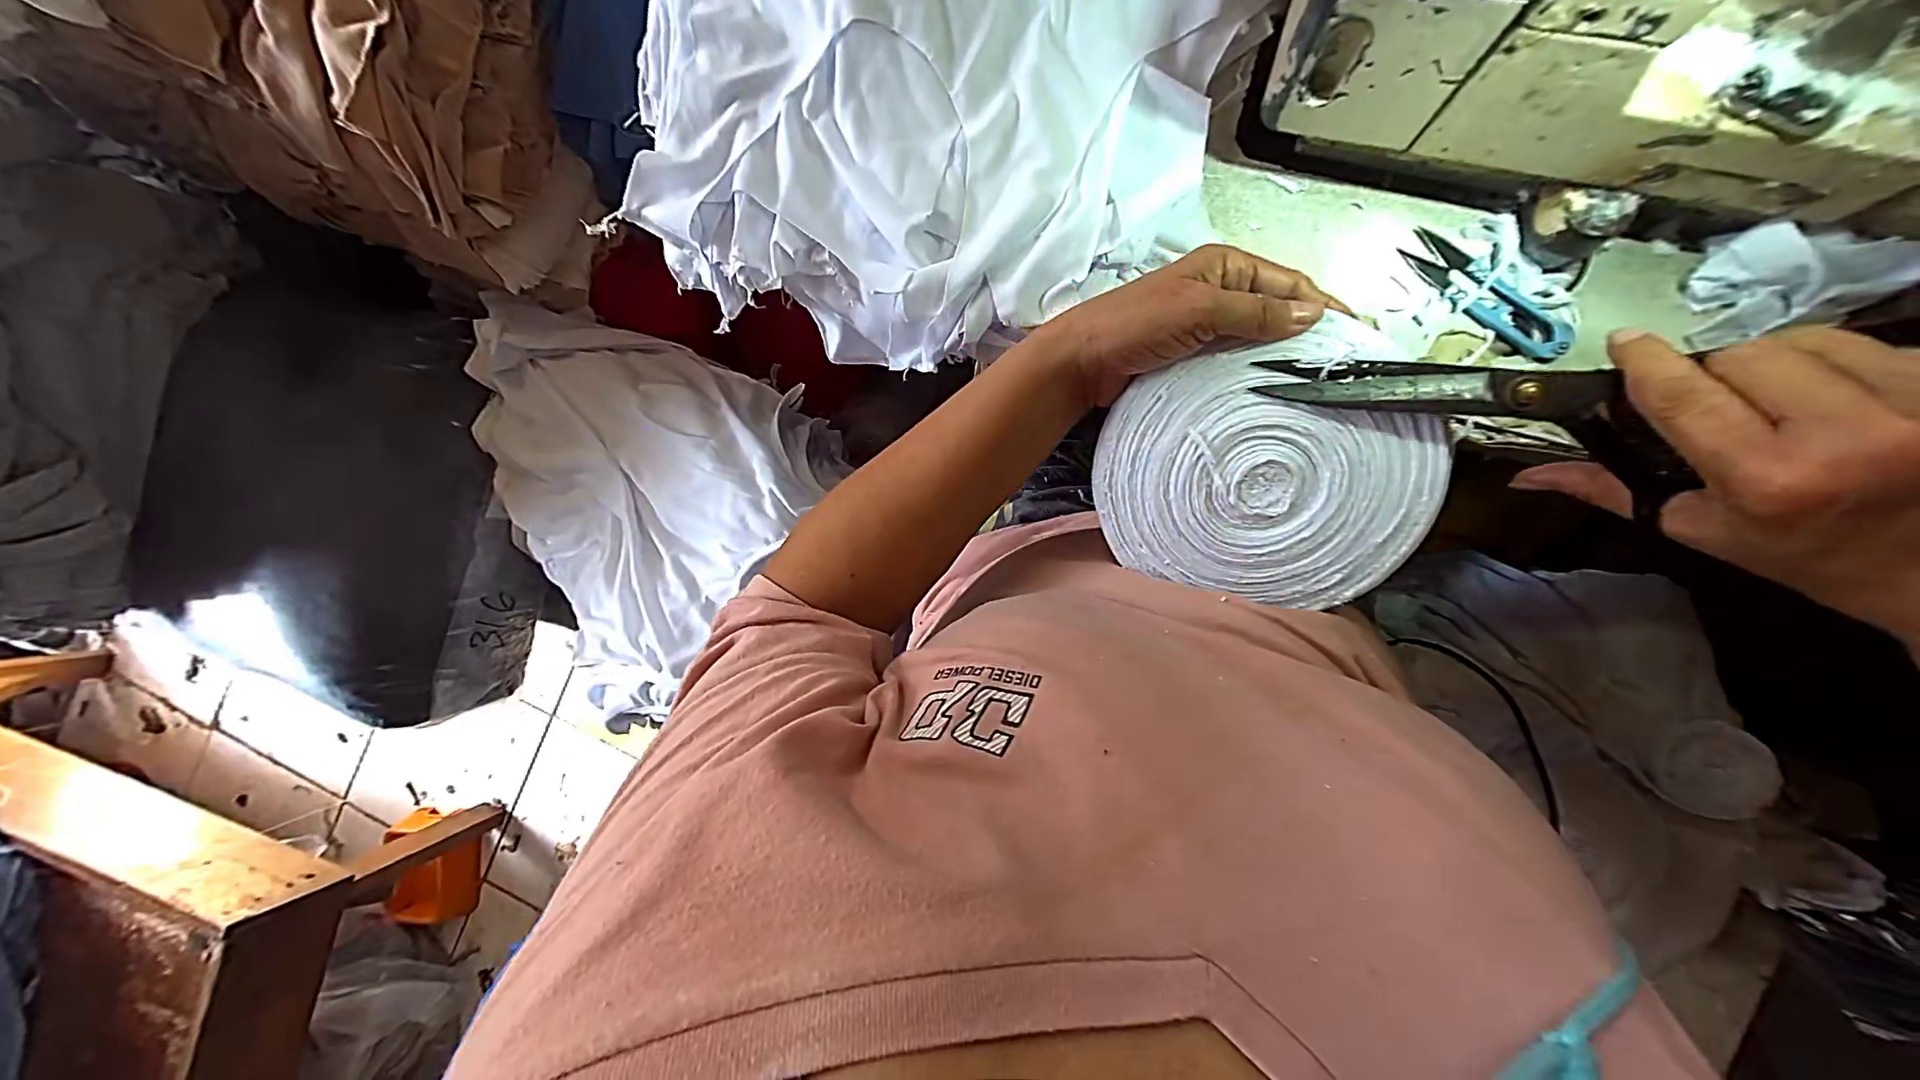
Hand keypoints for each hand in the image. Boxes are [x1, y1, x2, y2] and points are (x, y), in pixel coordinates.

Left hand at [1027, 244, 1351, 407]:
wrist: (1082, 363)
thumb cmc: (1133, 324)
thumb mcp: (1200, 309)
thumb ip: (1256, 311)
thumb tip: (1312, 313)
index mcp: (1224, 267)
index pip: (1289, 282)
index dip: (1323, 305)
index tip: (1353, 335)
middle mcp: (1217, 292)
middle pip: (1276, 311)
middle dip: (1305, 334)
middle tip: (1336, 367)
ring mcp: (1203, 327)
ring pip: (1254, 341)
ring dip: (1278, 358)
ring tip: (1311, 384)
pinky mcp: (1189, 357)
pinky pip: (1230, 363)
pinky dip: (1249, 374)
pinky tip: (1267, 391)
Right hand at [1512, 328, 1919, 648]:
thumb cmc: (1805, 556)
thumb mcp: (1700, 530)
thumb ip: (1613, 491)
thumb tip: (1528, 476)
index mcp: (1768, 479)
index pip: (1687, 397)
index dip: (1649, 363)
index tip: (1626, 341)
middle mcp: (1848, 435)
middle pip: (1746, 355)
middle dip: (1719, 371)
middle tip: (1722, 404)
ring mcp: (1919, 403)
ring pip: (1809, 339)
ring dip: (1780, 361)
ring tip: (1786, 401)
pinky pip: (1871, 345)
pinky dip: (1839, 363)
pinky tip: (1844, 397)